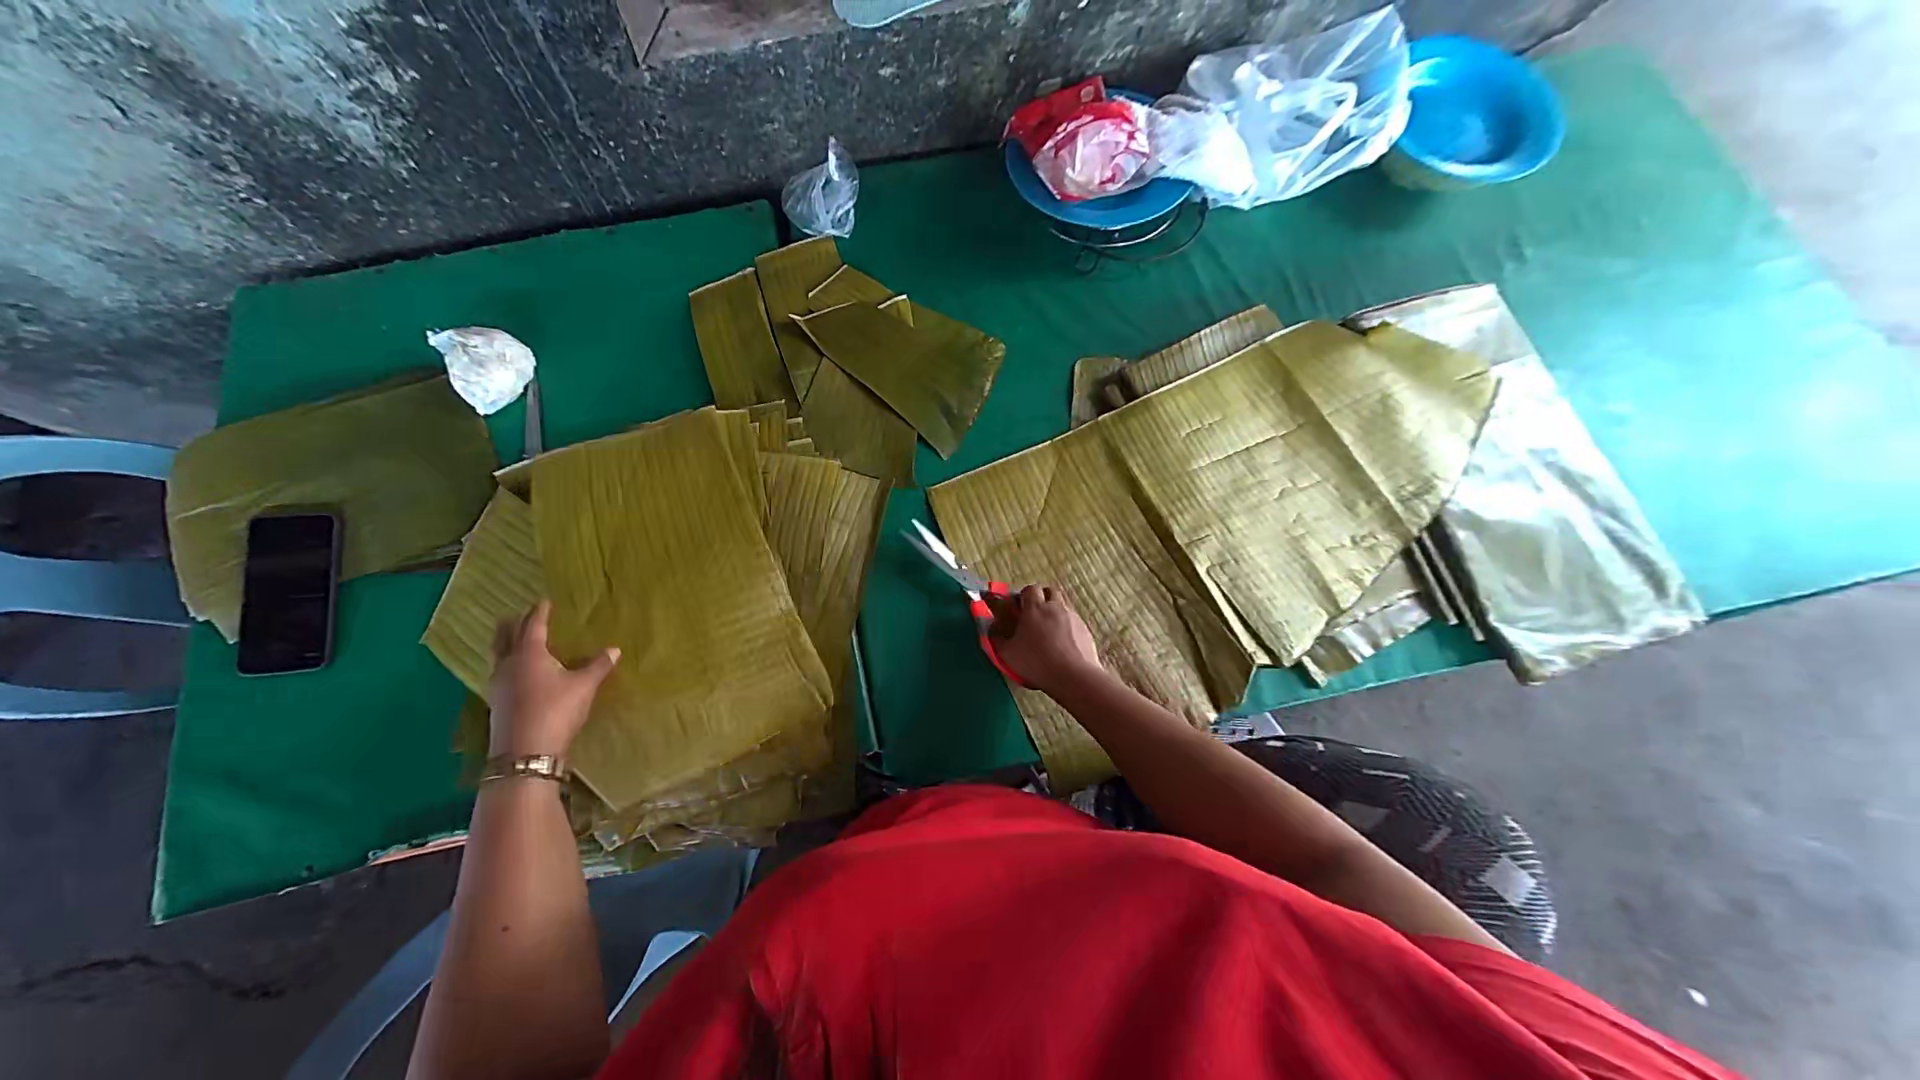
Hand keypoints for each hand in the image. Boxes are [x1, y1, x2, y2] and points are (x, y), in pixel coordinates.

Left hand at [488, 600, 620, 758]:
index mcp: (530, 654)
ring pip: (500, 657)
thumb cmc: (557, 710)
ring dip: (506, 645)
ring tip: (512, 640)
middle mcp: (509, 665)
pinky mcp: (498, 703)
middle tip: (515, 615)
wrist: (526, 752)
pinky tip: (516, 673)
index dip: (539, 612)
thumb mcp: (584, 686)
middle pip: (506, 638)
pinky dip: (508, 665)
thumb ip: (598, 666)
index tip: (544, 601)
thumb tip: (614, 649)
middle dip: (512, 625)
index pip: (533, 626)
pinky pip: (502, 674)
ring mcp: (499, 685)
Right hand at [982, 584, 1103, 694]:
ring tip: (1048, 628)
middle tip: (1034, 612)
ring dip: (1055, 610)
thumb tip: (991, 629)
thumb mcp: (1007, 654)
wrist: (1073, 676)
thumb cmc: (1036, 662)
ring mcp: (1073, 617)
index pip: (1030, 589)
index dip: (1024, 595)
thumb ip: (996, 638)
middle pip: (1050, 590)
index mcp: (1035, 608)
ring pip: (1063, 604)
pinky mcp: (1085, 630)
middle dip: (1042, 597)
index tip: (1018, 607)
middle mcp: (1056, 607)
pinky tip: (1062, 642)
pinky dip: (1067, 626)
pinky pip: (1074, 621)